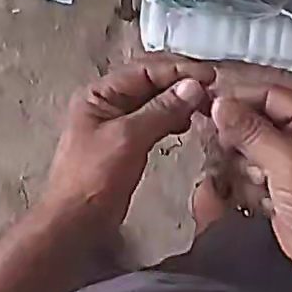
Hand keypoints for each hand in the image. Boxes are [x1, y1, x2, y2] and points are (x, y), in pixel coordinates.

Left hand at [41, 57, 214, 230]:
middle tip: (215, 89)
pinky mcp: (126, 144)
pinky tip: (189, 122)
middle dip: (181, 82)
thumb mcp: (128, 138)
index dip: (178, 70)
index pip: (144, 69)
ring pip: (154, 102)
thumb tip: (194, 86)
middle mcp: (107, 103)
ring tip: (207, 105)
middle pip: (149, 82)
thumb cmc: (93, 178)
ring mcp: (116, 124)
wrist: (75, 222)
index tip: (211, 76)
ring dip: (180, 100)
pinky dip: (172, 118)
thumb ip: (161, 110)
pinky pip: (154, 122)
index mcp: (99, 94)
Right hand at [210, 86, 291, 291]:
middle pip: (253, 119)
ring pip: (245, 146)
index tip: (202, 110)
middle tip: (229, 156)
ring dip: (241, 164)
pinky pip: (247, 169)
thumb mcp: (289, 165)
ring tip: (254, 183)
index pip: (267, 94)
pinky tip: (256, 196)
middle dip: (238, 139)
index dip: (235, 101)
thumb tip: (218, 103)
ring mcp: (291, 159)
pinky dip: (244, 181)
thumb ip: (251, 131)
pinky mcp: (278, 182)